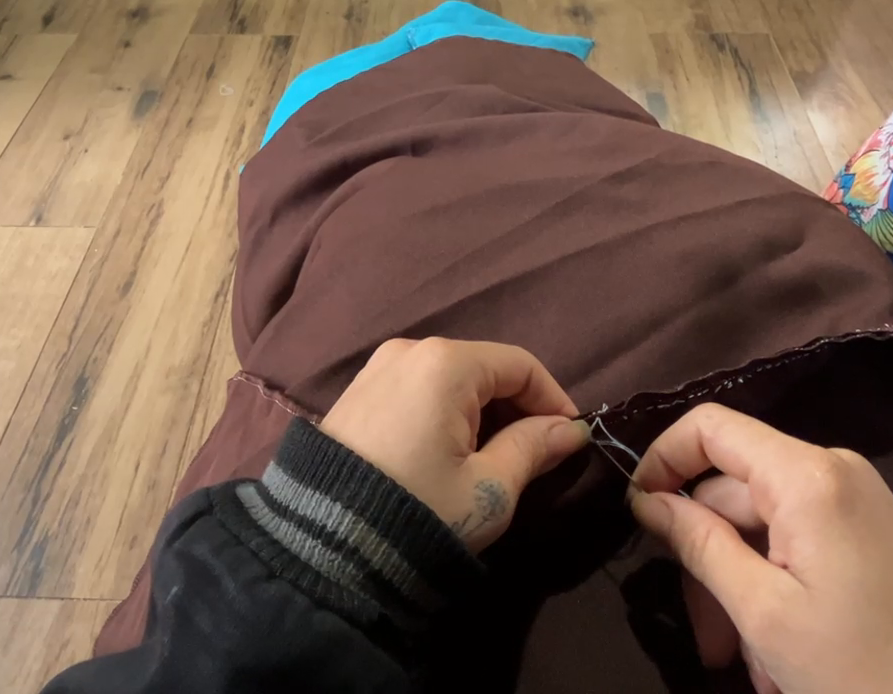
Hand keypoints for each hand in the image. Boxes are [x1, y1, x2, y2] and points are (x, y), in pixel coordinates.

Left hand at [320, 338, 588, 551]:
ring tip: (492, 459)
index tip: (571, 436)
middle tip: (535, 453)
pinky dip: (445, 411)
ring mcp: (378, 367)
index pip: (519, 364)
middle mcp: (410, 349)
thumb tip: (570, 430)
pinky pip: (418, 388)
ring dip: (481, 411)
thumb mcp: (488, 488)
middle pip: (483, 367)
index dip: (552, 397)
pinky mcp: (358, 391)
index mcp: (446, 362)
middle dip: (516, 406)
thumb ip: (533, 449)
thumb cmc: (418, 510)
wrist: (321, 544)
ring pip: (450, 379)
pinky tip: (448, 452)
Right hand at [629, 404, 892, 693]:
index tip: (637, 512)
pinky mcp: (875, 538)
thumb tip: (645, 496)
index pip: (709, 425)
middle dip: (706, 556)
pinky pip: (799, 543)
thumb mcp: (766, 615)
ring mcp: (859, 504)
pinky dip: (775, 588)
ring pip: (762, 525)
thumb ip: (699, 543)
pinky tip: (782, 657)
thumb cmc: (871, 674)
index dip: (662, 457)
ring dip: (739, 586)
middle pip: (733, 488)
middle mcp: (832, 471)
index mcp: (806, 474)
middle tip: (704, 639)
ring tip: (745, 666)